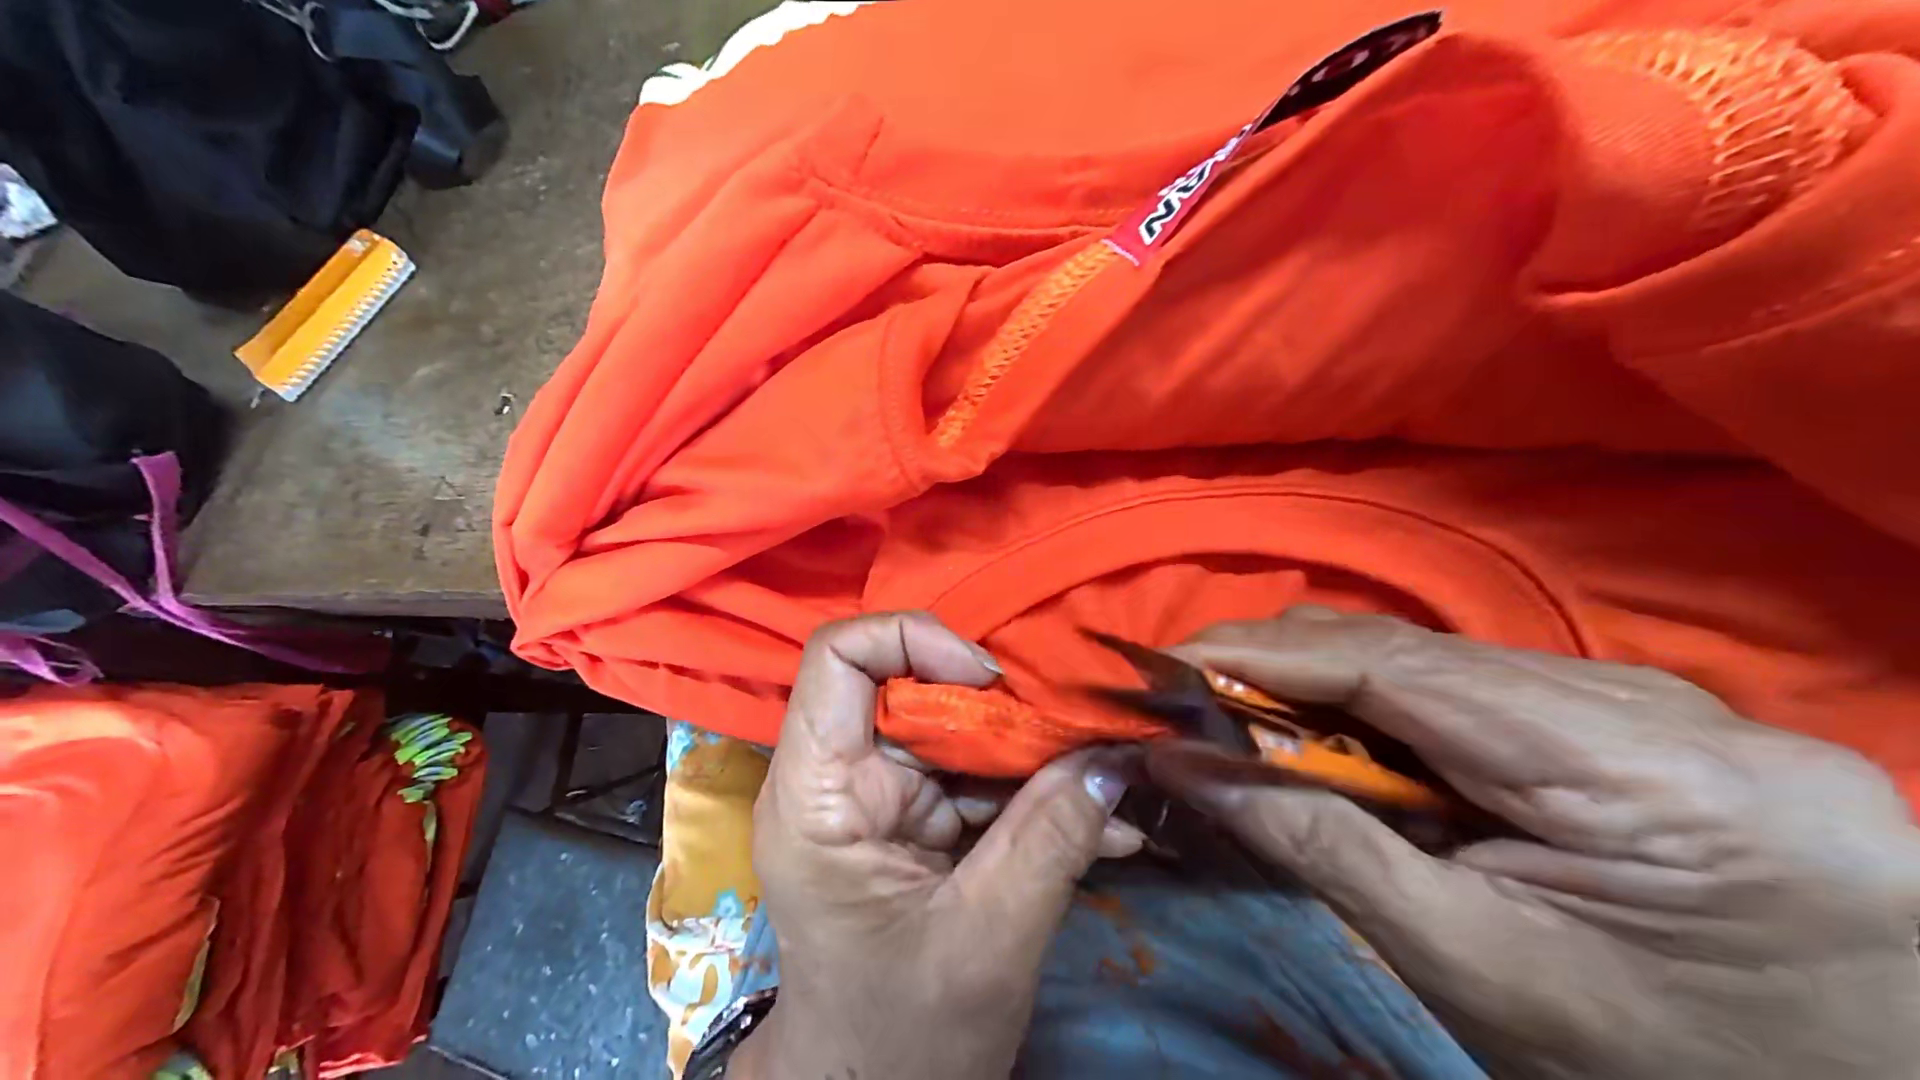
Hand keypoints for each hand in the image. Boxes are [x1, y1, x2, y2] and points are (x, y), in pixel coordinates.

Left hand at [732, 612, 1140, 1079]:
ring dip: (1033, 748)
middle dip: (1002, 703)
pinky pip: (976, 774)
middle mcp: (840, 776)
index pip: (839, 657)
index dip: (913, 639)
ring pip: (956, 726)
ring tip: (1110, 771)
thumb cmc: (904, 1036)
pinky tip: (1103, 818)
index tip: (990, 677)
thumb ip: (1051, 839)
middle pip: (914, 686)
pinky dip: (1034, 789)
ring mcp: (880, 793)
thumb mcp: (987, 941)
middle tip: (1080, 727)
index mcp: (818, 794)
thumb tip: (1113, 759)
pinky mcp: (915, 813)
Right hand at [1148, 607, 1919, 1079]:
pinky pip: (1468, 686)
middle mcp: (1652, 701)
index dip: (1264, 653)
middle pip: (1409, 651)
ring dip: (1324, 690)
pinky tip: (1351, 753)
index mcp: (1644, 771)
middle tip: (1192, 712)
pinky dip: (1382, 710)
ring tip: (1255, 736)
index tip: (1166, 665)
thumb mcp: (1471, 969)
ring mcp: (1649, 700)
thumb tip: (1183, 764)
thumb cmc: (1667, 1071)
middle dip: (1281, 672)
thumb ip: (1317, 843)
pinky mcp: (1634, 717)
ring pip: (1430, 660)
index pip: (1398, 665)